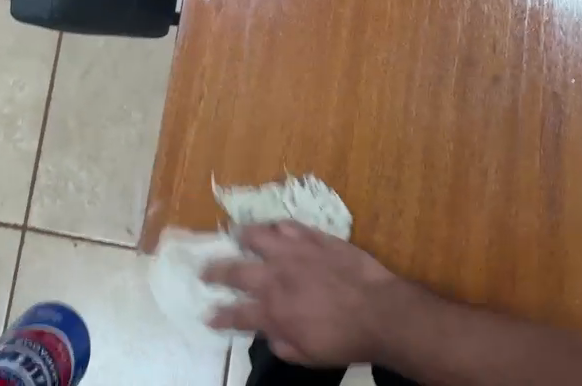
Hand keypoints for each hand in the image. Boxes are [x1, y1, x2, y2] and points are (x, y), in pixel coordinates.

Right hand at [201, 222, 414, 366]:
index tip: (207, 315)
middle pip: (237, 270)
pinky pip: (290, 225)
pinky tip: (276, 227)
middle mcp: (276, 277)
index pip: (236, 313)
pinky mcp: (314, 237)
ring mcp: (294, 252)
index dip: (219, 315)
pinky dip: (278, 226)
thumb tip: (270, 334)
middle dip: (216, 270)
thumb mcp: (307, 355)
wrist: (377, 310)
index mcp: (272, 310)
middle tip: (205, 269)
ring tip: (236, 233)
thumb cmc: (342, 340)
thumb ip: (282, 343)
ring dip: (244, 235)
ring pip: (259, 236)